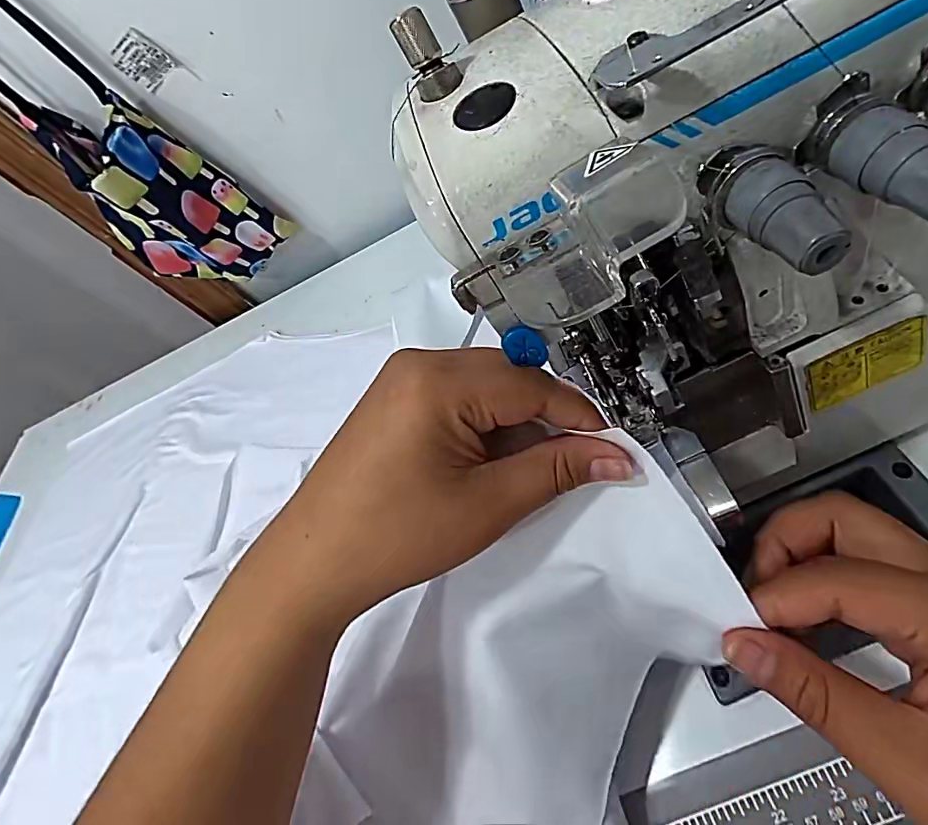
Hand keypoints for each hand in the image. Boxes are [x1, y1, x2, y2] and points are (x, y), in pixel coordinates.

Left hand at [247, 348, 634, 625]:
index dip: (577, 415)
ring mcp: (402, 378)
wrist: (312, 564)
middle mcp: (419, 363)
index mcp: (438, 379)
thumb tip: (615, 455)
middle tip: (571, 466)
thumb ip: (556, 470)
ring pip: (485, 387)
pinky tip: (487, 464)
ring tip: (522, 474)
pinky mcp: (394, 398)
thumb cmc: (396, 536)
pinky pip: (457, 396)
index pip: (530, 384)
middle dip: (544, 420)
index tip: (611, 448)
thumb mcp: (487, 504)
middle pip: (508, 378)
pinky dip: (484, 424)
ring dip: (514, 424)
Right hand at [720, 493, 927, 824]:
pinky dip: (829, 578)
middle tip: (752, 595)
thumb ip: (819, 696)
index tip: (743, 626)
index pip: (838, 576)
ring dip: (804, 557)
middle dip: (785, 544)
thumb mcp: (916, 766)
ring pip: (856, 532)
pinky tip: (811, 618)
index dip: (778, 597)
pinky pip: (873, 565)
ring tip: (773, 609)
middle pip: (845, 519)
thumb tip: (749, 648)